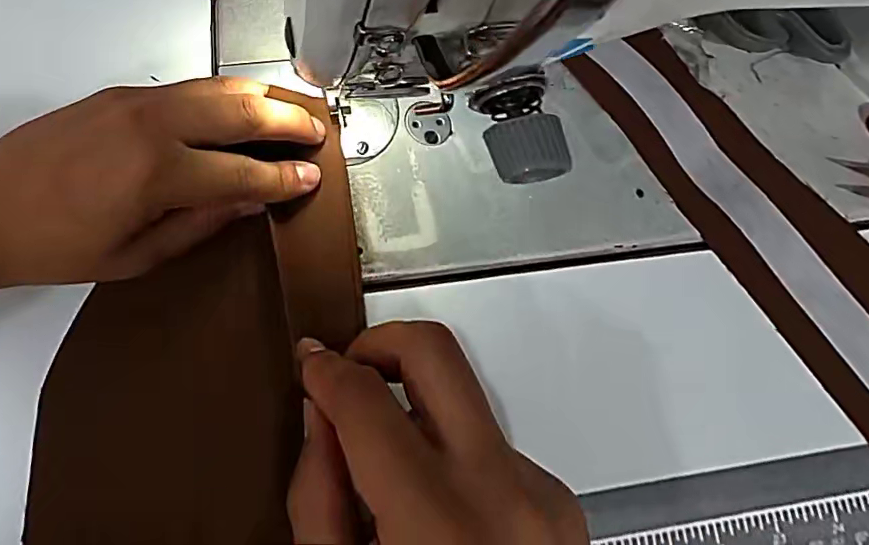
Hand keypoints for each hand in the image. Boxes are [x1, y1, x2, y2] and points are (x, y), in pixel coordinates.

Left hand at [0, 77, 328, 320]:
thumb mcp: (130, 257)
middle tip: (318, 129)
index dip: (283, 176)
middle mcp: (153, 122)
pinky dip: (223, 91)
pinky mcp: (120, 91)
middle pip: (241, 108)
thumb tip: (248, 201)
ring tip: (292, 106)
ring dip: (261, 94)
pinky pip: (187, 86)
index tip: (311, 176)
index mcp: (157, 173)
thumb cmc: (50, 247)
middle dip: (288, 118)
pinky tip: (238, 102)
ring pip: (217, 85)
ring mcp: (136, 99)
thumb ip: (198, 224)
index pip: (242, 170)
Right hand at [289, 321, 586, 544]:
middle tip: (348, 370)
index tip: (309, 361)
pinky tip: (433, 506)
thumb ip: (319, 498)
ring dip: (413, 402)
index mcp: (442, 527)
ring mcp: (541, 496)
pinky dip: (448, 449)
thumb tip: (320, 414)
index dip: (325, 368)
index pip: (366, 398)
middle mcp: (504, 495)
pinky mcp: (559, 502)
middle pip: (434, 351)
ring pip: (461, 392)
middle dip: (379, 342)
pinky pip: (488, 441)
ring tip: (385, 458)